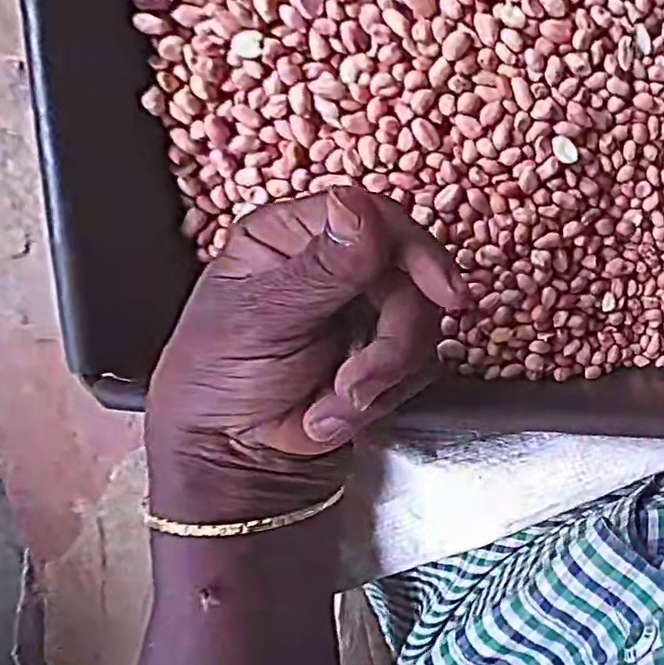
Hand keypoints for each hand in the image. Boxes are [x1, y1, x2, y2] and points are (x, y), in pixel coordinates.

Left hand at [145, 189, 467, 523]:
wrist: (236, 457)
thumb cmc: (219, 379)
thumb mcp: (262, 319)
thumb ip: (322, 268)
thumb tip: (359, 207)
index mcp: (296, 238)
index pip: (376, 220)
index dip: (417, 251)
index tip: (444, 291)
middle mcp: (341, 268)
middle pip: (413, 279)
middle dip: (394, 339)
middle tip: (363, 381)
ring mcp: (371, 311)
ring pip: (424, 325)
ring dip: (385, 374)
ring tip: (337, 404)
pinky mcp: (392, 353)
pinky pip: (422, 364)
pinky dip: (385, 395)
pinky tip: (337, 411)